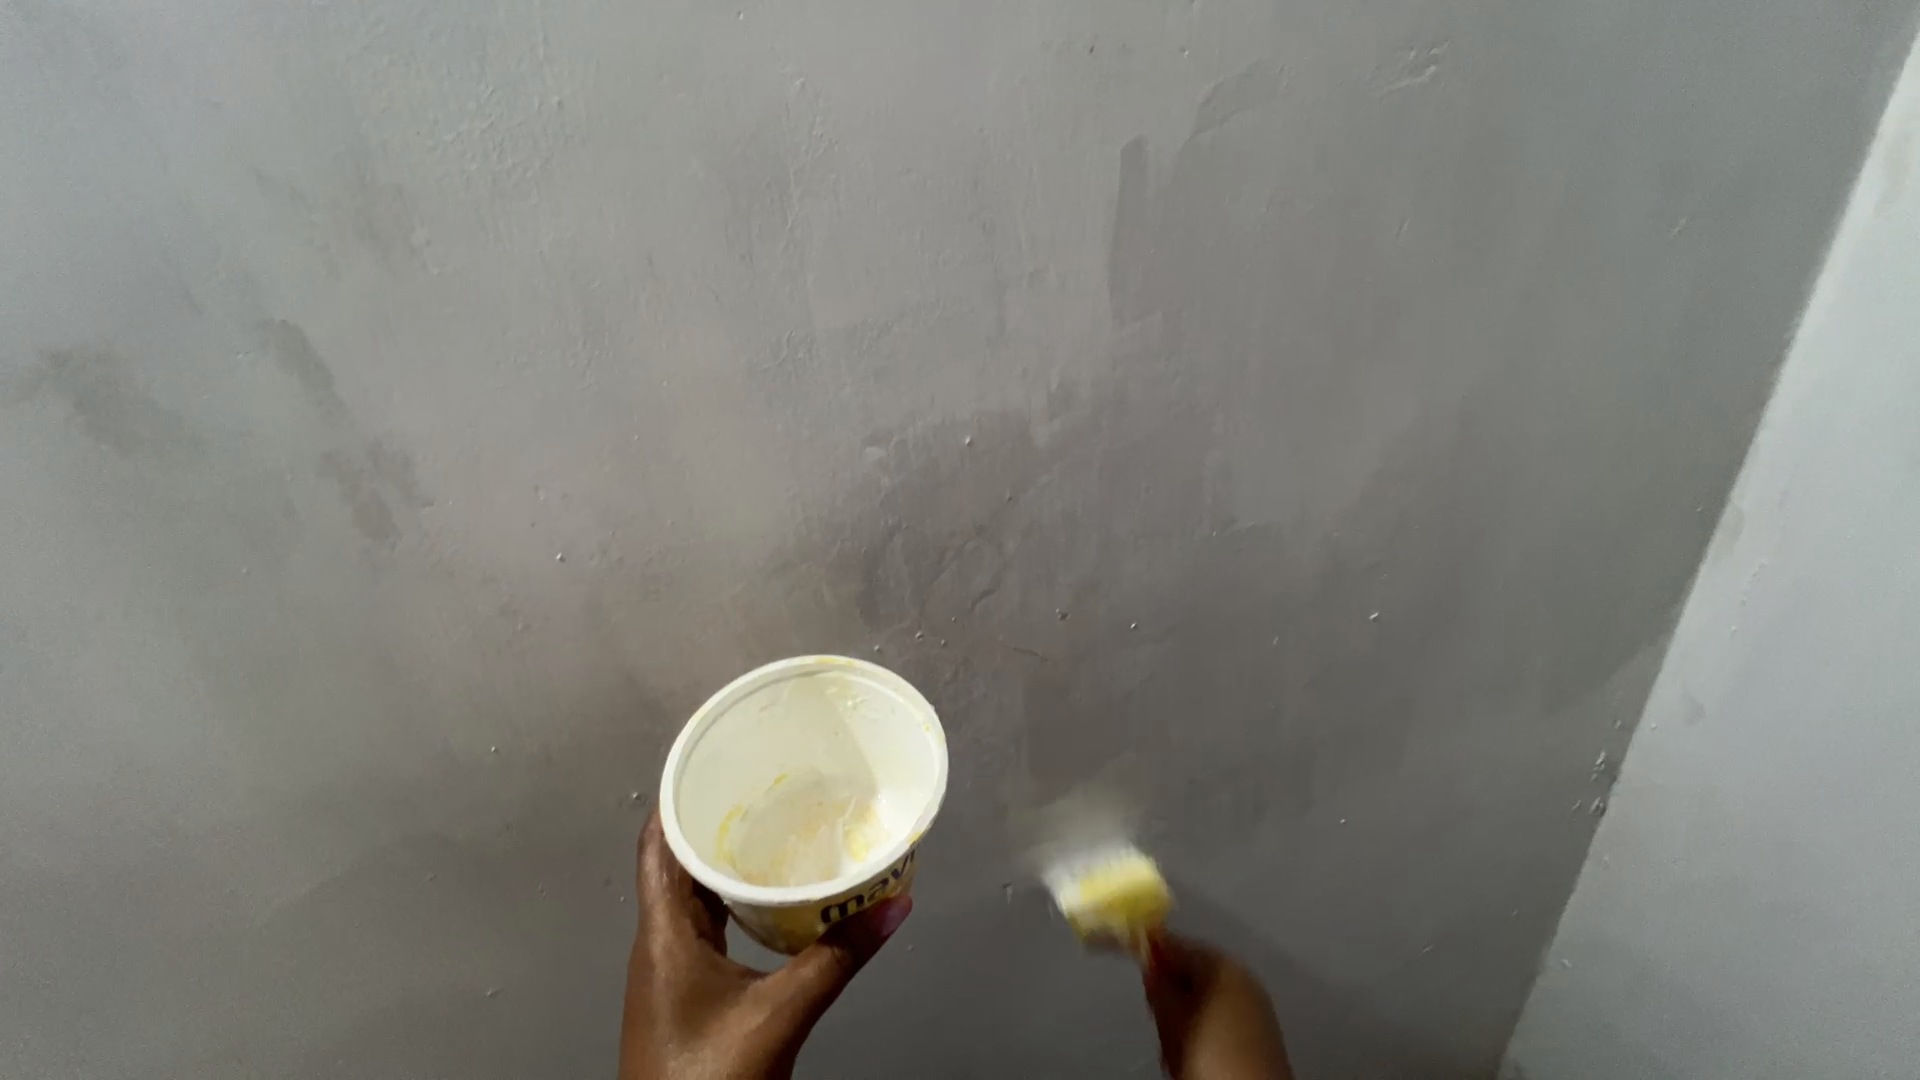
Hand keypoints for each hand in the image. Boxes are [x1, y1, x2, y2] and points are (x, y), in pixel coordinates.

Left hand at [619, 810, 910, 1079]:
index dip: (677, 796)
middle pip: (675, 860)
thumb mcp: (780, 1016)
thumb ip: (839, 958)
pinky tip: (770, 892)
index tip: (718, 759)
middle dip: (711, 817)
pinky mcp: (687, 987)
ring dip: (722, 856)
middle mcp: (658, 941)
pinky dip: (732, 895)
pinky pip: (706, 920)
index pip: (657, 844)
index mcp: (662, 933)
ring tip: (771, 821)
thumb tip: (896, 903)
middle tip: (761, 781)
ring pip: (690, 890)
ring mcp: (670, 966)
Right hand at [1142, 931, 1293, 1079]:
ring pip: (1207, 997)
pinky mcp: (1261, 1033)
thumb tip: (1150, 965)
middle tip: (1157, 1010)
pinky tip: (1194, 1046)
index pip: (1179, 945)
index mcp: (1222, 964)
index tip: (1137, 959)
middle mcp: (1243, 977)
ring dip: (1187, 1011)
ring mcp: (1255, 1005)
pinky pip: (1222, 1017)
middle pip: (1195, 972)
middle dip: (1173, 989)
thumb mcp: (1171, 1016)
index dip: (1154, 950)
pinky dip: (1205, 1026)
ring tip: (1174, 1037)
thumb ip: (1157, 984)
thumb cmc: (1208, 1050)